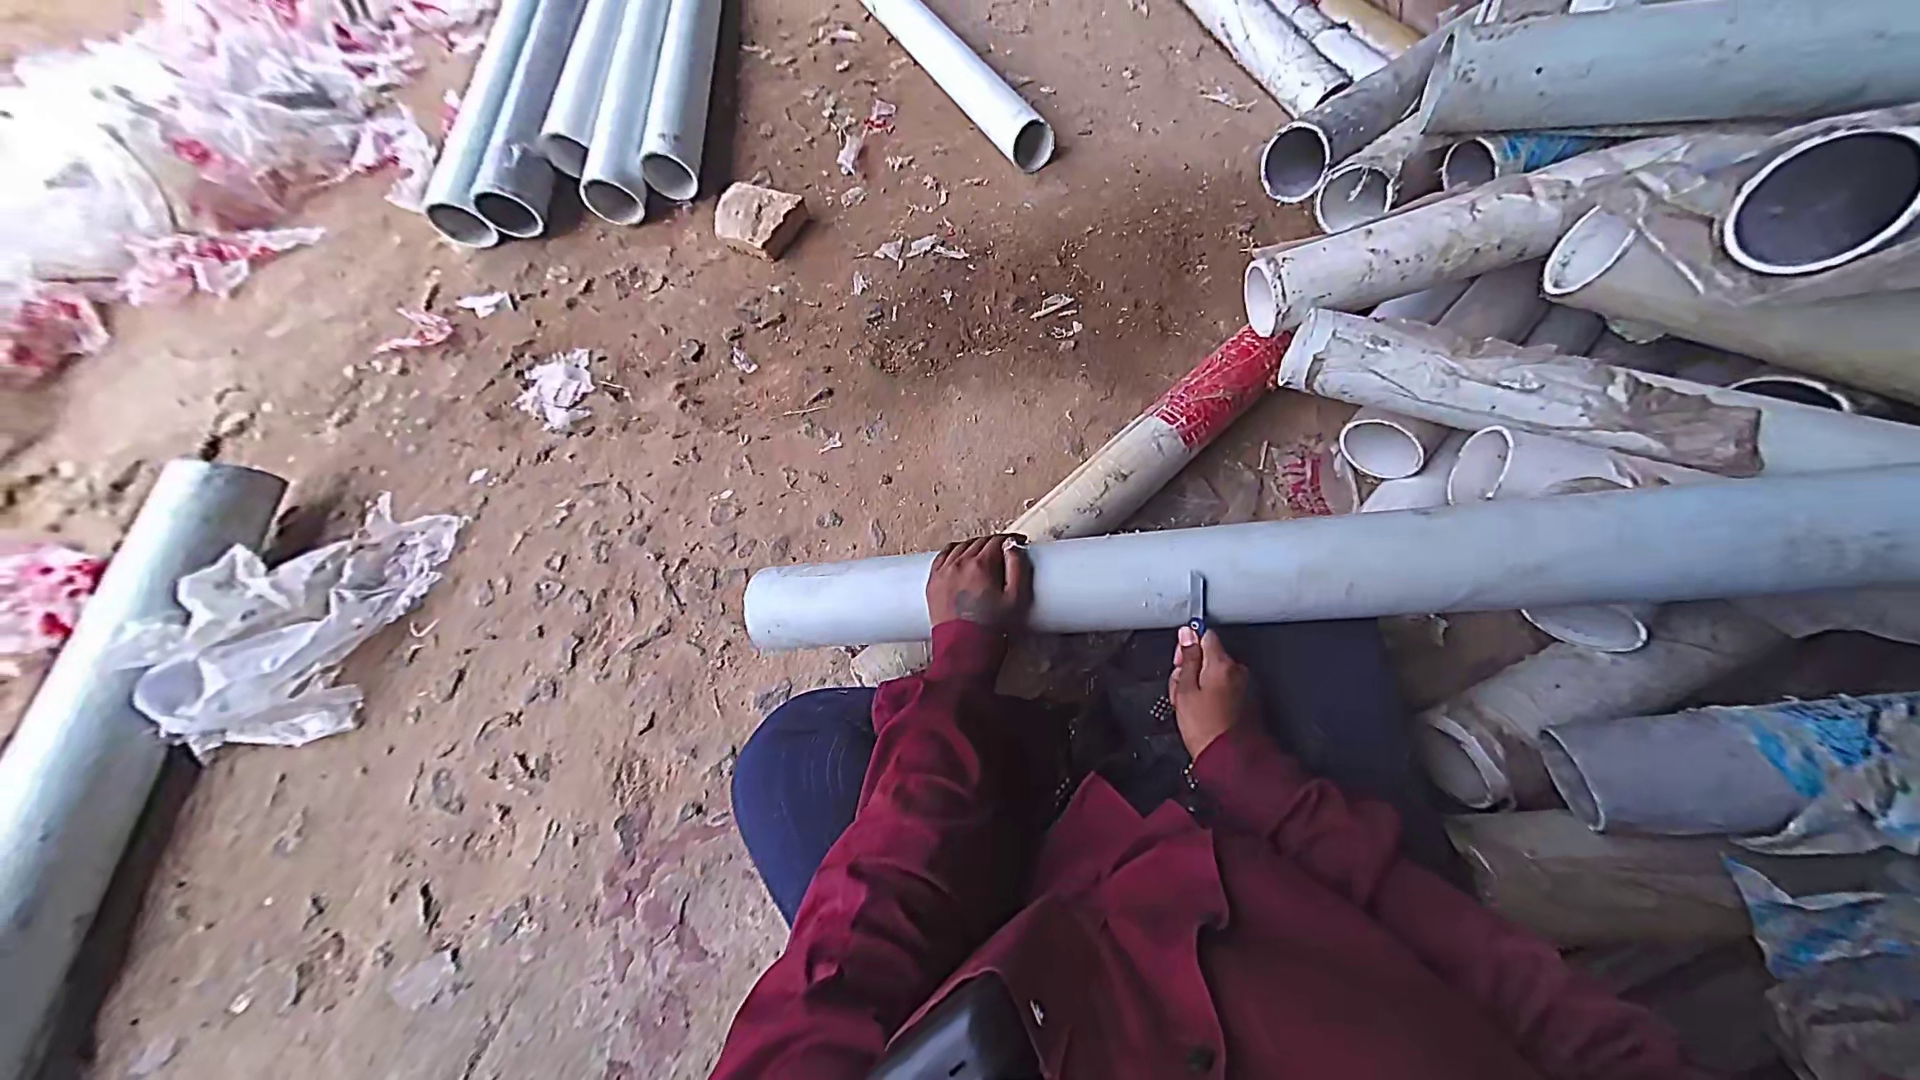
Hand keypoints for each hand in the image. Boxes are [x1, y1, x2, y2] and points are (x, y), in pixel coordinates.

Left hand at [926, 534, 1030, 630]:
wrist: (963, 650)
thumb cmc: (990, 628)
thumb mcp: (1015, 598)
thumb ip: (1017, 568)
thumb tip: (1013, 547)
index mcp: (980, 566)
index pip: (997, 541)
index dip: (1010, 540)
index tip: (1017, 543)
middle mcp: (959, 564)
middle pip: (979, 542)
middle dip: (994, 544)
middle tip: (1005, 551)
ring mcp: (943, 572)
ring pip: (960, 547)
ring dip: (974, 547)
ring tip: (985, 555)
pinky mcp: (933, 582)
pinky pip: (942, 557)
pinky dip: (954, 553)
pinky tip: (960, 557)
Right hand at [1169, 627, 1251, 758]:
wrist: (1230, 760)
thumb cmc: (1207, 729)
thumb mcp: (1184, 690)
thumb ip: (1187, 659)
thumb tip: (1187, 636)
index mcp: (1222, 664)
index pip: (1205, 635)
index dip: (1188, 645)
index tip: (1180, 659)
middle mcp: (1238, 671)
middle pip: (1211, 655)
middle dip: (1194, 667)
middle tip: (1182, 688)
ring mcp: (1246, 686)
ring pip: (1217, 673)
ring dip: (1203, 683)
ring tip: (1192, 705)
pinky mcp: (1248, 701)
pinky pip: (1226, 688)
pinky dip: (1214, 695)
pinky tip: (1204, 712)